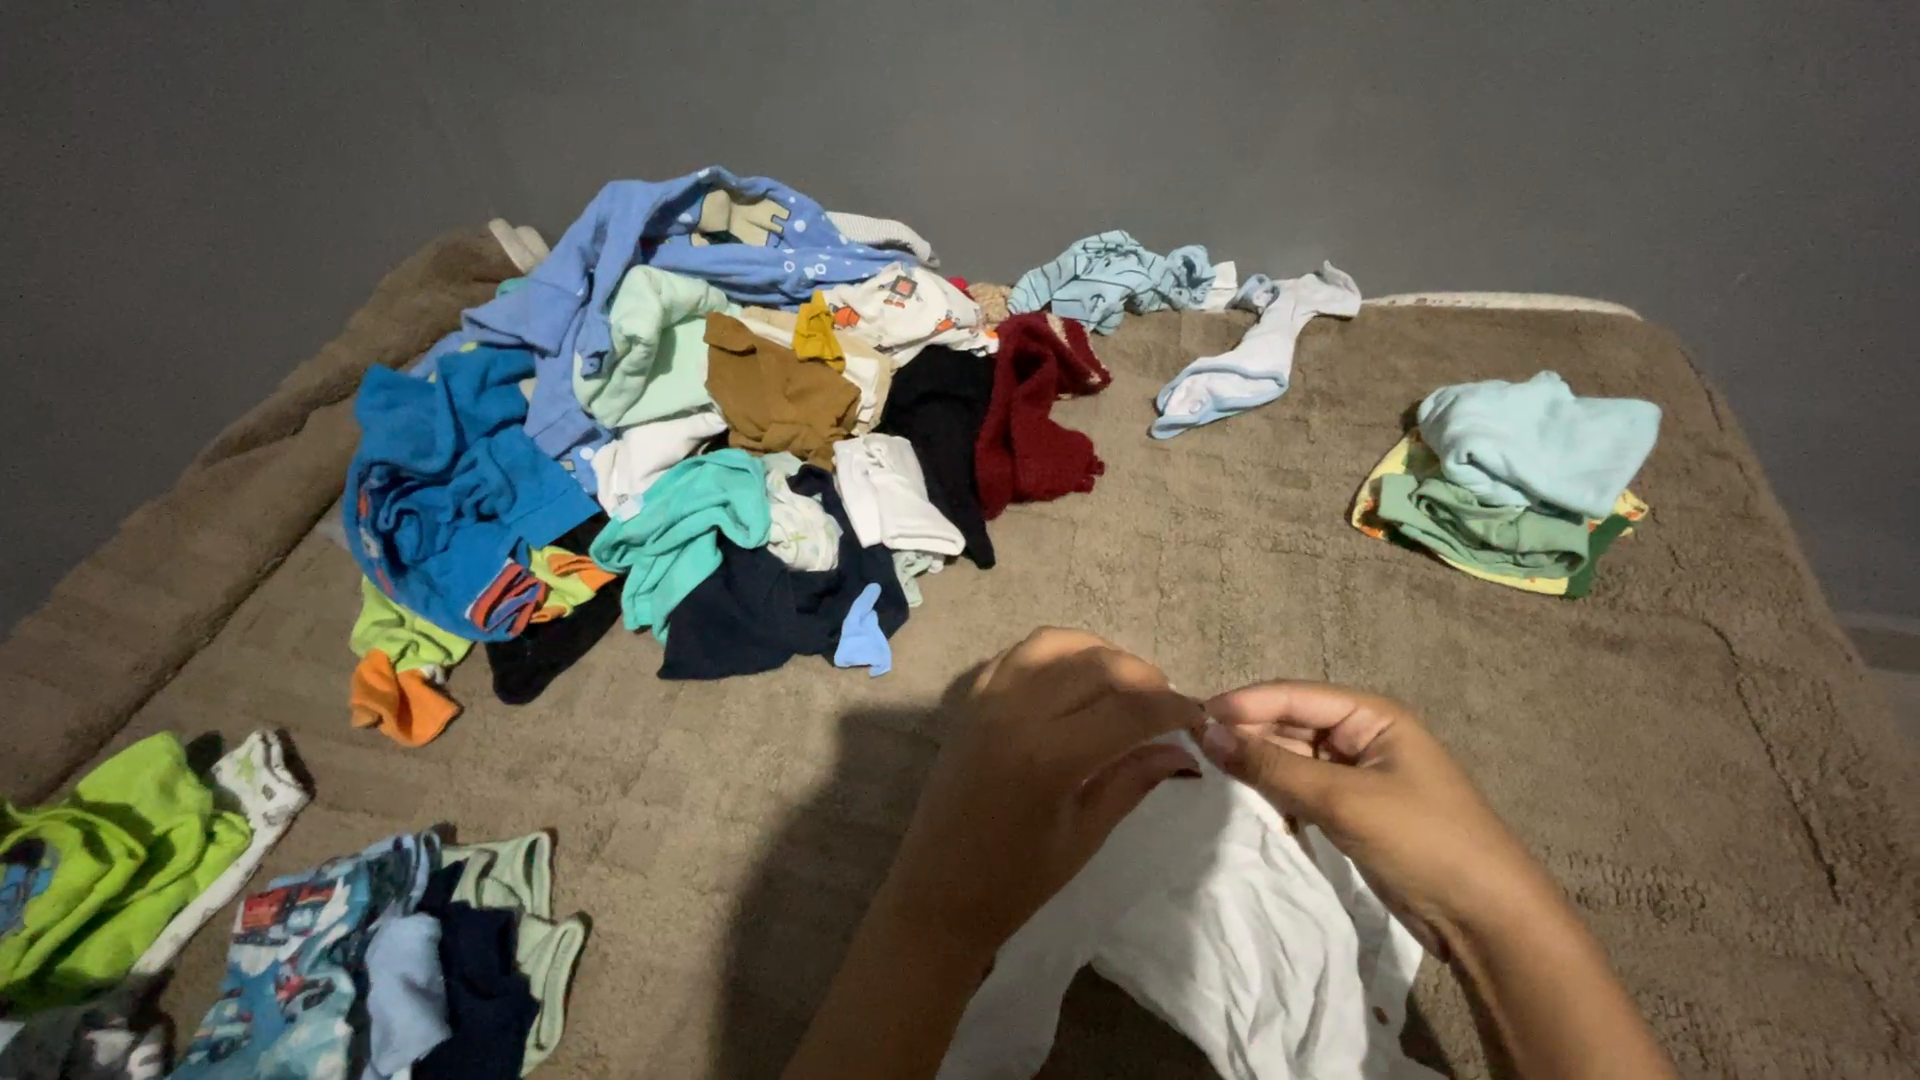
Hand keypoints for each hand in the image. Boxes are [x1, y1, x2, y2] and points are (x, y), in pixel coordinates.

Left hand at [876, 628, 1202, 956]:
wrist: (936, 891)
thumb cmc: (1014, 881)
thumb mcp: (1084, 836)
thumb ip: (1133, 780)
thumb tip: (1184, 750)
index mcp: (1049, 756)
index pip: (1130, 709)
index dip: (1175, 708)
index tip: (1199, 717)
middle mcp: (1017, 712)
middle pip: (1097, 664)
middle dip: (1144, 677)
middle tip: (1165, 705)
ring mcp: (988, 699)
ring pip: (1056, 644)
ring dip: (1100, 654)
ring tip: (1124, 684)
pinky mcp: (970, 700)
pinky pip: (1019, 654)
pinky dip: (1055, 653)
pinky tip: (1073, 677)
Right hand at [1200, 681, 1558, 950]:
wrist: (1488, 919)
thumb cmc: (1422, 840)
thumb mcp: (1342, 798)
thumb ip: (1271, 766)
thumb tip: (1207, 734)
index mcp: (1371, 715)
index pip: (1293, 695)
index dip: (1244, 703)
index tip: (1195, 717)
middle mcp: (1362, 735)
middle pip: (1290, 723)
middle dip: (1246, 733)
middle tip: (1195, 748)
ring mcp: (1357, 774)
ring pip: (1292, 756)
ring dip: (1257, 764)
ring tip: (1210, 773)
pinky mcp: (1352, 808)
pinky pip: (1301, 787)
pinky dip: (1274, 791)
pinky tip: (1246, 800)